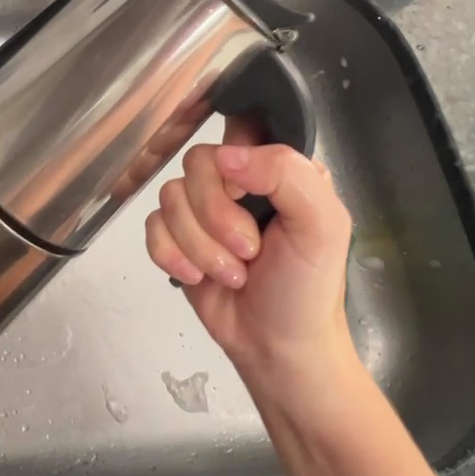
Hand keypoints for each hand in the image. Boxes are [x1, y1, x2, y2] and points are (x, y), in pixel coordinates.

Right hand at [143, 118, 355, 389]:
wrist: (278, 350)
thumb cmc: (307, 288)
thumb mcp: (323, 225)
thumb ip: (286, 174)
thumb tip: (226, 156)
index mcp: (273, 166)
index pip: (238, 125)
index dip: (232, 155)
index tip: (241, 189)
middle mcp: (235, 180)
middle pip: (196, 163)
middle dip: (216, 216)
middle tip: (247, 251)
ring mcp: (201, 207)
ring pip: (169, 196)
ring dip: (199, 245)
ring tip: (232, 274)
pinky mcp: (175, 236)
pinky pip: (151, 225)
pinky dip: (171, 254)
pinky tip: (194, 276)